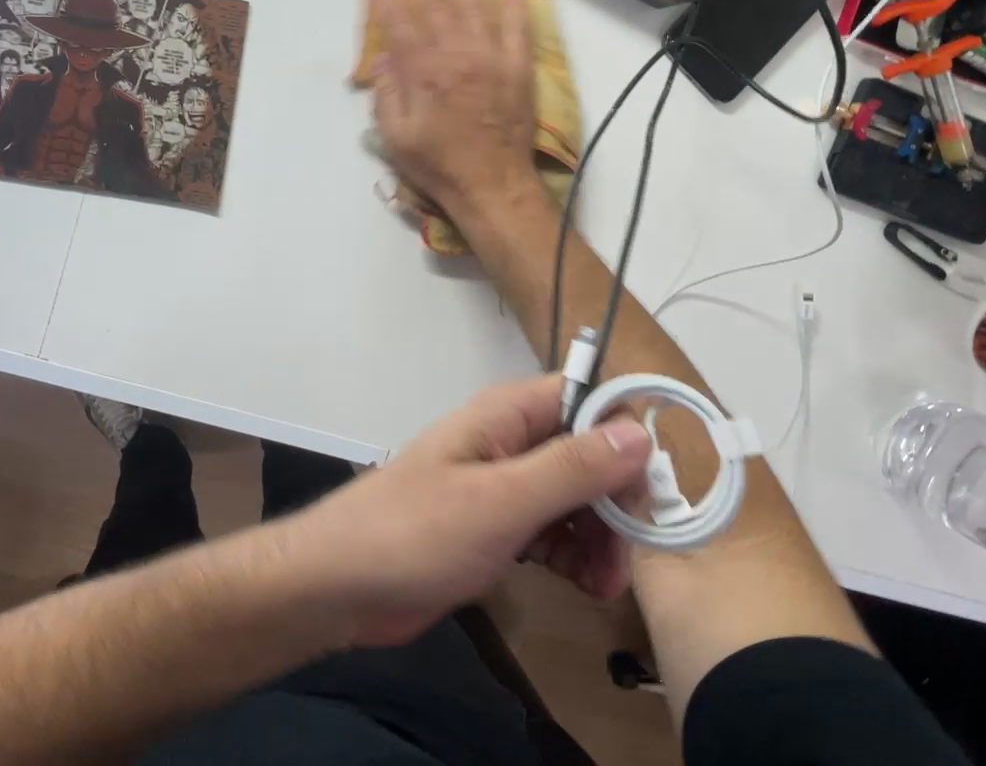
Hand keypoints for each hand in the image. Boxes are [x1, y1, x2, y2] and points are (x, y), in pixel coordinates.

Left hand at [278, 376, 649, 648]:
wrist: (339, 585)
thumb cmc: (415, 534)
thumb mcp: (500, 501)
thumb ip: (570, 468)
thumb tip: (639, 433)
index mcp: (505, 416)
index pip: (586, 400)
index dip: (623, 438)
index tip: (646, 493)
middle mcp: (506, 441)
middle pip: (587, 454)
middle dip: (614, 502)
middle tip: (627, 556)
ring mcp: (498, 485)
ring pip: (572, 497)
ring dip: (598, 536)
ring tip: (604, 585)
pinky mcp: (491, 526)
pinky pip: (549, 529)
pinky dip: (571, 553)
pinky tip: (582, 586)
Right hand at [367, 0, 539, 217]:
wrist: (492, 186)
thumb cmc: (437, 166)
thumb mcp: (395, 138)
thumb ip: (387, 94)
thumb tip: (384, 57)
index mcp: (423, 73)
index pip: (400, 20)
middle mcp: (457, 56)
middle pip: (437, 1)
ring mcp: (492, 59)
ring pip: (476, 5)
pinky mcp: (519, 69)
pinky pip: (518, 27)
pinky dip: (514, 4)